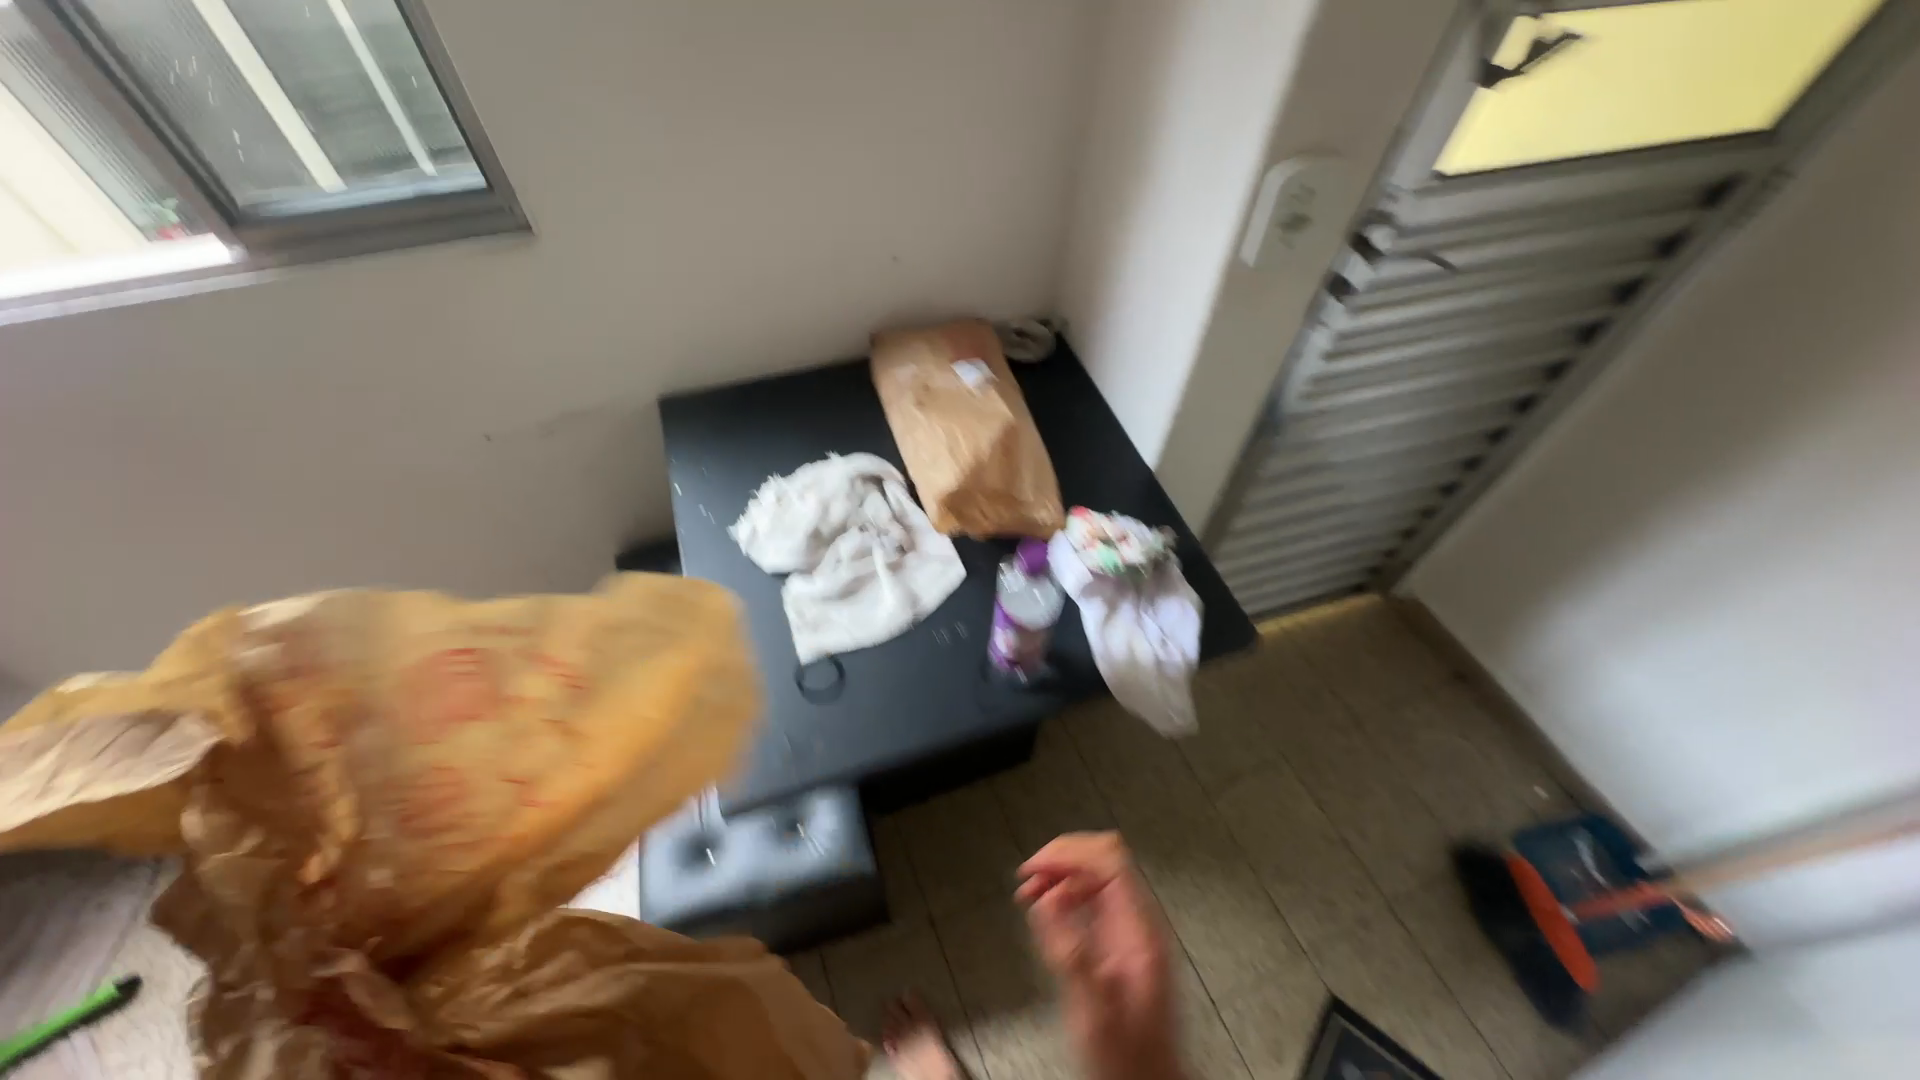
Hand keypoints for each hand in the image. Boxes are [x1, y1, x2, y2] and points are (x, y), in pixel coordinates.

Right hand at [1016, 832, 1182, 1079]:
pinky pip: (1090, 894)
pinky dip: (1063, 889)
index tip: (1035, 867)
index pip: (1111, 861)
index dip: (1071, 853)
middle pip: (1103, 856)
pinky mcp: (1116, 935)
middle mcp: (1137, 918)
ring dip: (1060, 870)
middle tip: (1028, 877)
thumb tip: (1045, 902)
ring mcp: (1128, 924)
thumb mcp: (1096, 1011)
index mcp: (1140, 929)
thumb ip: (1072, 956)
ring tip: (1029, 889)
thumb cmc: (1127, 1056)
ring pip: (1095, 870)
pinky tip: (1044, 905)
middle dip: (1062, 857)